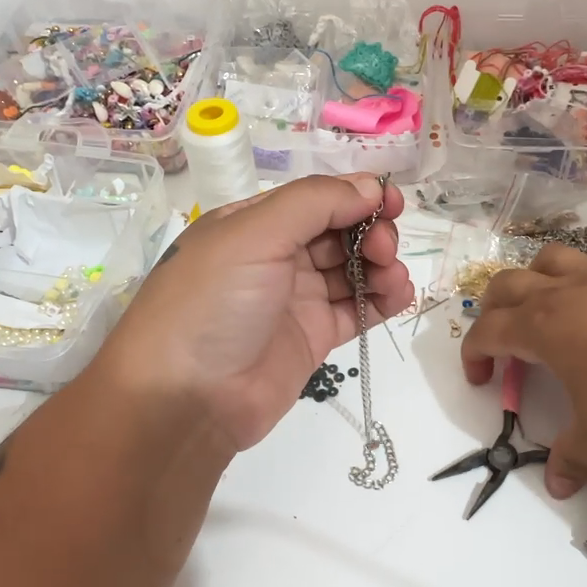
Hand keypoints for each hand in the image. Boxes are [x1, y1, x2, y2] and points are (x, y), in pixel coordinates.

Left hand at [95, 174, 414, 450]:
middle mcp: (274, 257)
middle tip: (382, 247)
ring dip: (380, 264)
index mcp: (252, 224)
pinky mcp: (313, 338)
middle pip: (338, 231)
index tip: (391, 201)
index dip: (355, 194)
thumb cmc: (211, 303)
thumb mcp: (253, 235)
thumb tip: (369, 187)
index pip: (315, 198)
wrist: (186, 399)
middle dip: (369, 230)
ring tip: (392, 276)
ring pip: (352, 269)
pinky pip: (356, 310)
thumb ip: (314, 203)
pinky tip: (400, 295)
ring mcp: (295, 300)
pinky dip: (382, 299)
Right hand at [460, 245, 586, 496]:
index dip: (474, 354)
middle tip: (503, 340)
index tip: (479, 381)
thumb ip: (574, 456)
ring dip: (540, 277)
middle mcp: (567, 292)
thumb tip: (558, 488)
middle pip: (509, 283)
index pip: (487, 331)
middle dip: (494, 308)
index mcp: (541, 326)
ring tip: (549, 305)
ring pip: (555, 258)